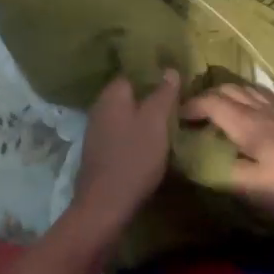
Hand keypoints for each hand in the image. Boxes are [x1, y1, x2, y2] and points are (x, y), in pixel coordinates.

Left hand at [70, 71, 178, 231]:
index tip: (175, 79)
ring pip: (125, 113)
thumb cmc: (134, 158)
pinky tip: (150, 141)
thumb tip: (169, 69)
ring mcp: (97, 130)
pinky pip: (121, 131)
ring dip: (143, 116)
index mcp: (112, 95)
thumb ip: (163, 94)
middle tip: (177, 101)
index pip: (133, 72)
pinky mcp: (99, 150)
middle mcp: (100, 107)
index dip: (154, 73)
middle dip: (150, 95)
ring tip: (168, 121)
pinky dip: (135, 132)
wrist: (105, 204)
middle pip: (129, 93)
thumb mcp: (155, 122)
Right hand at [180, 84, 273, 220]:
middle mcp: (259, 108)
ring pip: (245, 88)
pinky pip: (261, 94)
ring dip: (225, 94)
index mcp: (246, 122)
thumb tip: (195, 163)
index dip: (190, 106)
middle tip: (193, 115)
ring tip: (215, 111)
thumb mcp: (250, 184)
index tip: (177, 119)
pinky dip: (245, 96)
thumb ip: (221, 171)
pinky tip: (247, 111)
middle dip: (205, 97)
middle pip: (226, 89)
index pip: (211, 102)